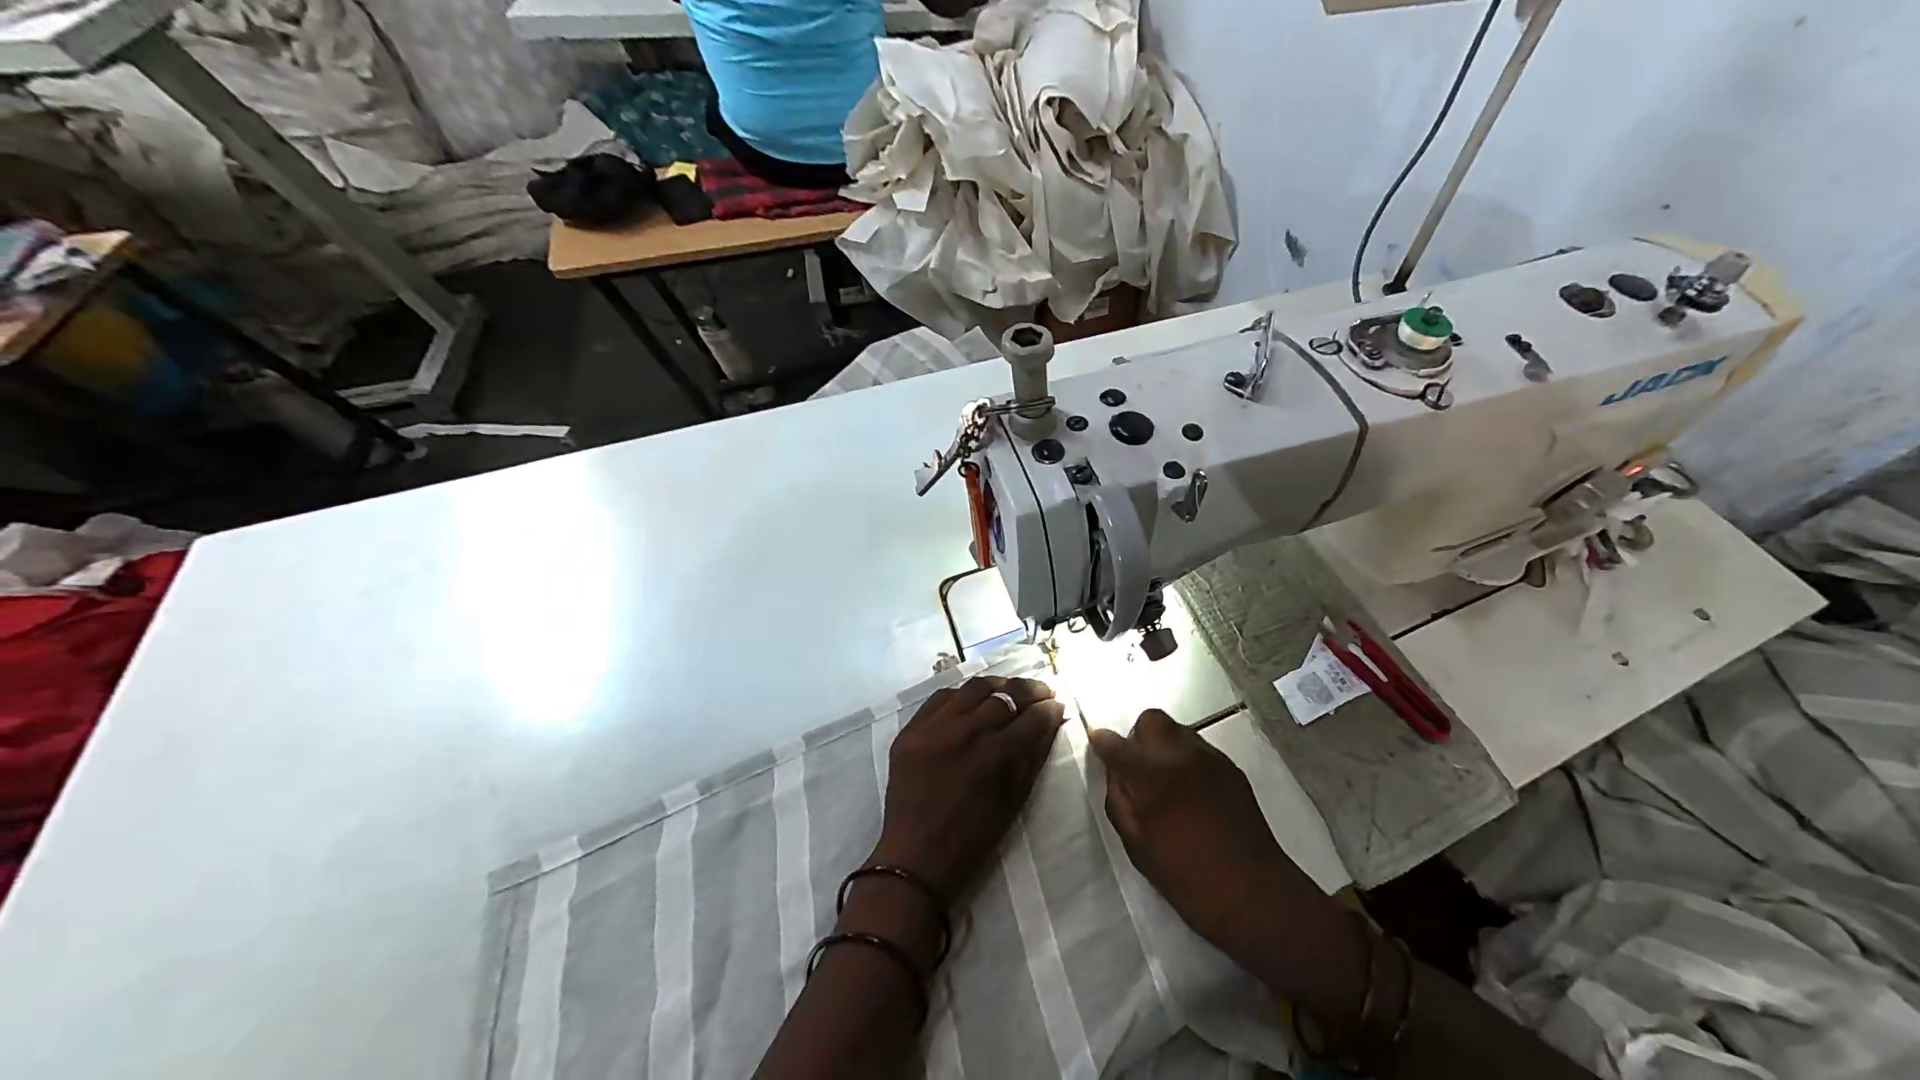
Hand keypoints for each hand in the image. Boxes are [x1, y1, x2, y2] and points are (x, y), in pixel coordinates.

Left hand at [872, 676, 1067, 901]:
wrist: (916, 857)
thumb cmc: (973, 838)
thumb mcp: (1014, 800)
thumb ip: (1033, 755)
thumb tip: (1052, 719)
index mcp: (994, 756)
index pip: (1031, 718)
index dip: (1048, 709)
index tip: (1056, 704)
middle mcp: (965, 732)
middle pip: (1005, 696)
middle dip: (1029, 691)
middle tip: (1042, 692)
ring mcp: (934, 728)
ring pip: (972, 689)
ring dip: (998, 686)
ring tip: (1010, 689)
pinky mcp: (911, 730)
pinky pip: (940, 698)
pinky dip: (961, 695)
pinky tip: (972, 700)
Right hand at [1088, 710, 1329, 964]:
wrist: (1252, 892)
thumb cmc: (1184, 875)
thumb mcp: (1135, 843)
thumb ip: (1119, 799)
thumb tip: (1115, 771)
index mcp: (1151, 773)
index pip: (1115, 742)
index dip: (1102, 742)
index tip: (1099, 747)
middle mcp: (1180, 754)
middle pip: (1151, 720)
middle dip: (1138, 738)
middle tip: (1138, 770)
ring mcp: (1210, 758)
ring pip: (1177, 731)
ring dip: (1164, 747)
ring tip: (1167, 783)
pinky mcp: (1231, 768)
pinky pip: (1199, 749)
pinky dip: (1187, 760)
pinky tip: (1191, 793)